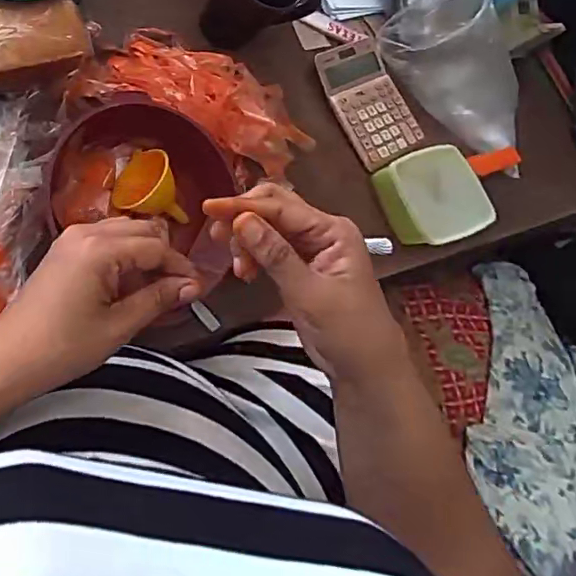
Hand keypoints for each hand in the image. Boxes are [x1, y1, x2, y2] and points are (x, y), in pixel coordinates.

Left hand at [0, 218, 199, 391]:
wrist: (10, 356)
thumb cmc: (63, 347)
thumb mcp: (117, 326)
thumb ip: (156, 300)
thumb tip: (190, 286)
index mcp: (99, 248)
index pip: (155, 246)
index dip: (180, 267)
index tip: (198, 290)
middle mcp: (85, 232)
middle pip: (140, 231)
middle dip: (164, 256)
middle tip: (180, 291)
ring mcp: (71, 237)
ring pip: (123, 232)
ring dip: (144, 254)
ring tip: (157, 291)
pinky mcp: (64, 248)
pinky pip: (104, 240)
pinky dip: (123, 255)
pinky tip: (129, 285)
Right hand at [202, 184, 405, 383]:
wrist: (366, 370)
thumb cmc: (347, 331)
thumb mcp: (308, 292)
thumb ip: (274, 254)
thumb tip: (241, 220)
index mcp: (331, 230)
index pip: (280, 206)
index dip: (242, 205)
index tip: (209, 208)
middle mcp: (320, 230)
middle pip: (272, 207)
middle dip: (242, 218)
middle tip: (217, 236)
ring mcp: (308, 246)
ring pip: (265, 226)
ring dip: (245, 240)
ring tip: (239, 268)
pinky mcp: (297, 263)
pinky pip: (266, 246)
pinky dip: (251, 253)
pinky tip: (245, 271)